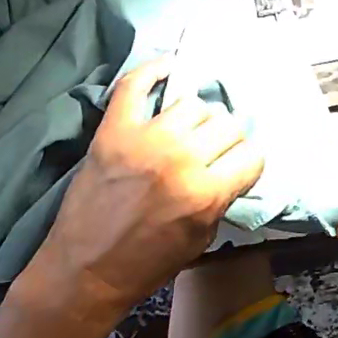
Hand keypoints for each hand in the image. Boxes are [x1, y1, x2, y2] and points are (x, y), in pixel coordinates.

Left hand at [22, 58, 265, 329]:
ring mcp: (144, 138)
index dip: (248, 163)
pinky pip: (135, 84)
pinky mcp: (113, 130)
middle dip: (226, 141)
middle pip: (226, 125)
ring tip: (186, 132)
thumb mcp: (201, 240)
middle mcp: (181, 158)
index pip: (251, 155)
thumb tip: (229, 168)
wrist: (86, 271)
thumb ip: (220, 198)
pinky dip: (153, 70)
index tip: (238, 167)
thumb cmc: (146, 265)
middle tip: (212, 153)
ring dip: (196, 119)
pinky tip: (169, 67)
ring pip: (192, 104)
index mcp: (206, 193)